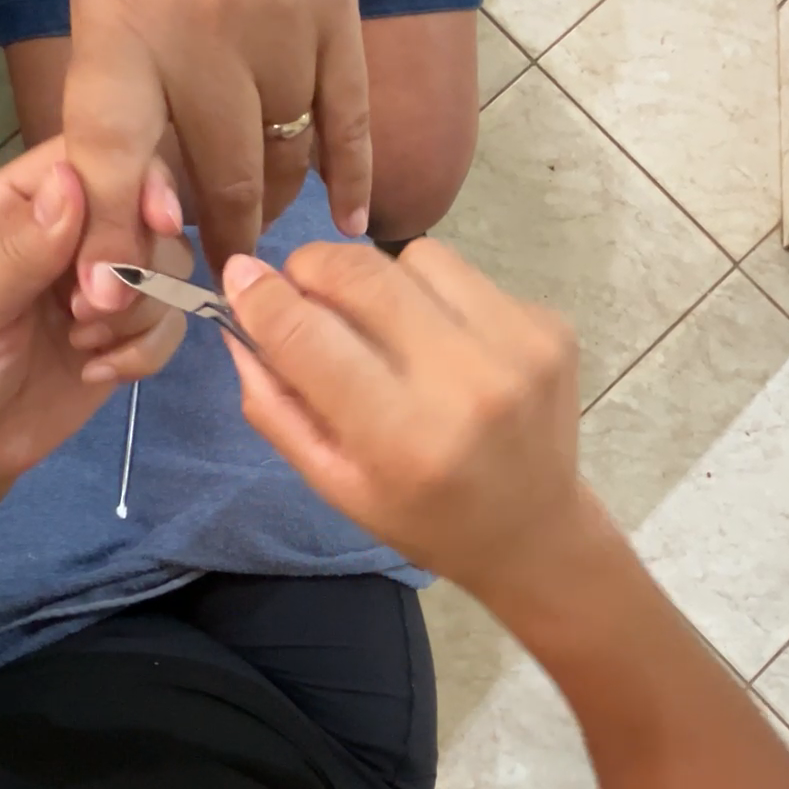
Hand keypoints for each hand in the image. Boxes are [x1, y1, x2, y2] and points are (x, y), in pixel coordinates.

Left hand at [0, 138, 187, 506]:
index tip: (156, 220)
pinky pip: (169, 326)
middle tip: (89, 312)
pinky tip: (98, 372)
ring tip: (84, 345)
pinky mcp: (124, 338)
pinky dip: (145, 353)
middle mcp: (67, 239)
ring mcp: (101, 290)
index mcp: (14, 209)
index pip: (87, 161)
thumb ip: (18, 248)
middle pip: (143, 214)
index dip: (131, 178)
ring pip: (166, 271)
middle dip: (133, 264)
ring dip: (138, 312)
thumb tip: (73, 181)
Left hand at [61, 0, 371, 312]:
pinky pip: (351, 122)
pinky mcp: (339, 15)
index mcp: (120, 26)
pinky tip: (349, 221)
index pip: (108, 153)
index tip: (109, 301)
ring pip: (284, 160)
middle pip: (218, 179)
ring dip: (271, 208)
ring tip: (260, 233)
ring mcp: (281, 26)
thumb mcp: (97, 5)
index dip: (109, 235)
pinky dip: (351, 179)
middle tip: (219, 274)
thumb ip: (116, 108)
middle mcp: (202, 34)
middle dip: (218, 240)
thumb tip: (143, 222)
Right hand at [219, 242, 588, 594]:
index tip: (239, 279)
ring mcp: (517, 346)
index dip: (262, 299)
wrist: (534, 531)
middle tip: (301, 290)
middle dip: (311, 268)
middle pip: (361, 272)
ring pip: (414, 257)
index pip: (310, 337)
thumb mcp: (335, 484)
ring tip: (385, 327)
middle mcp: (465, 382)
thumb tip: (239, 325)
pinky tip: (442, 342)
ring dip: (379, 280)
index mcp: (403, 439)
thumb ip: (277, 408)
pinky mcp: (548, 324)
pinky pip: (464, 275)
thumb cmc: (422, 518)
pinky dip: (433, 295)